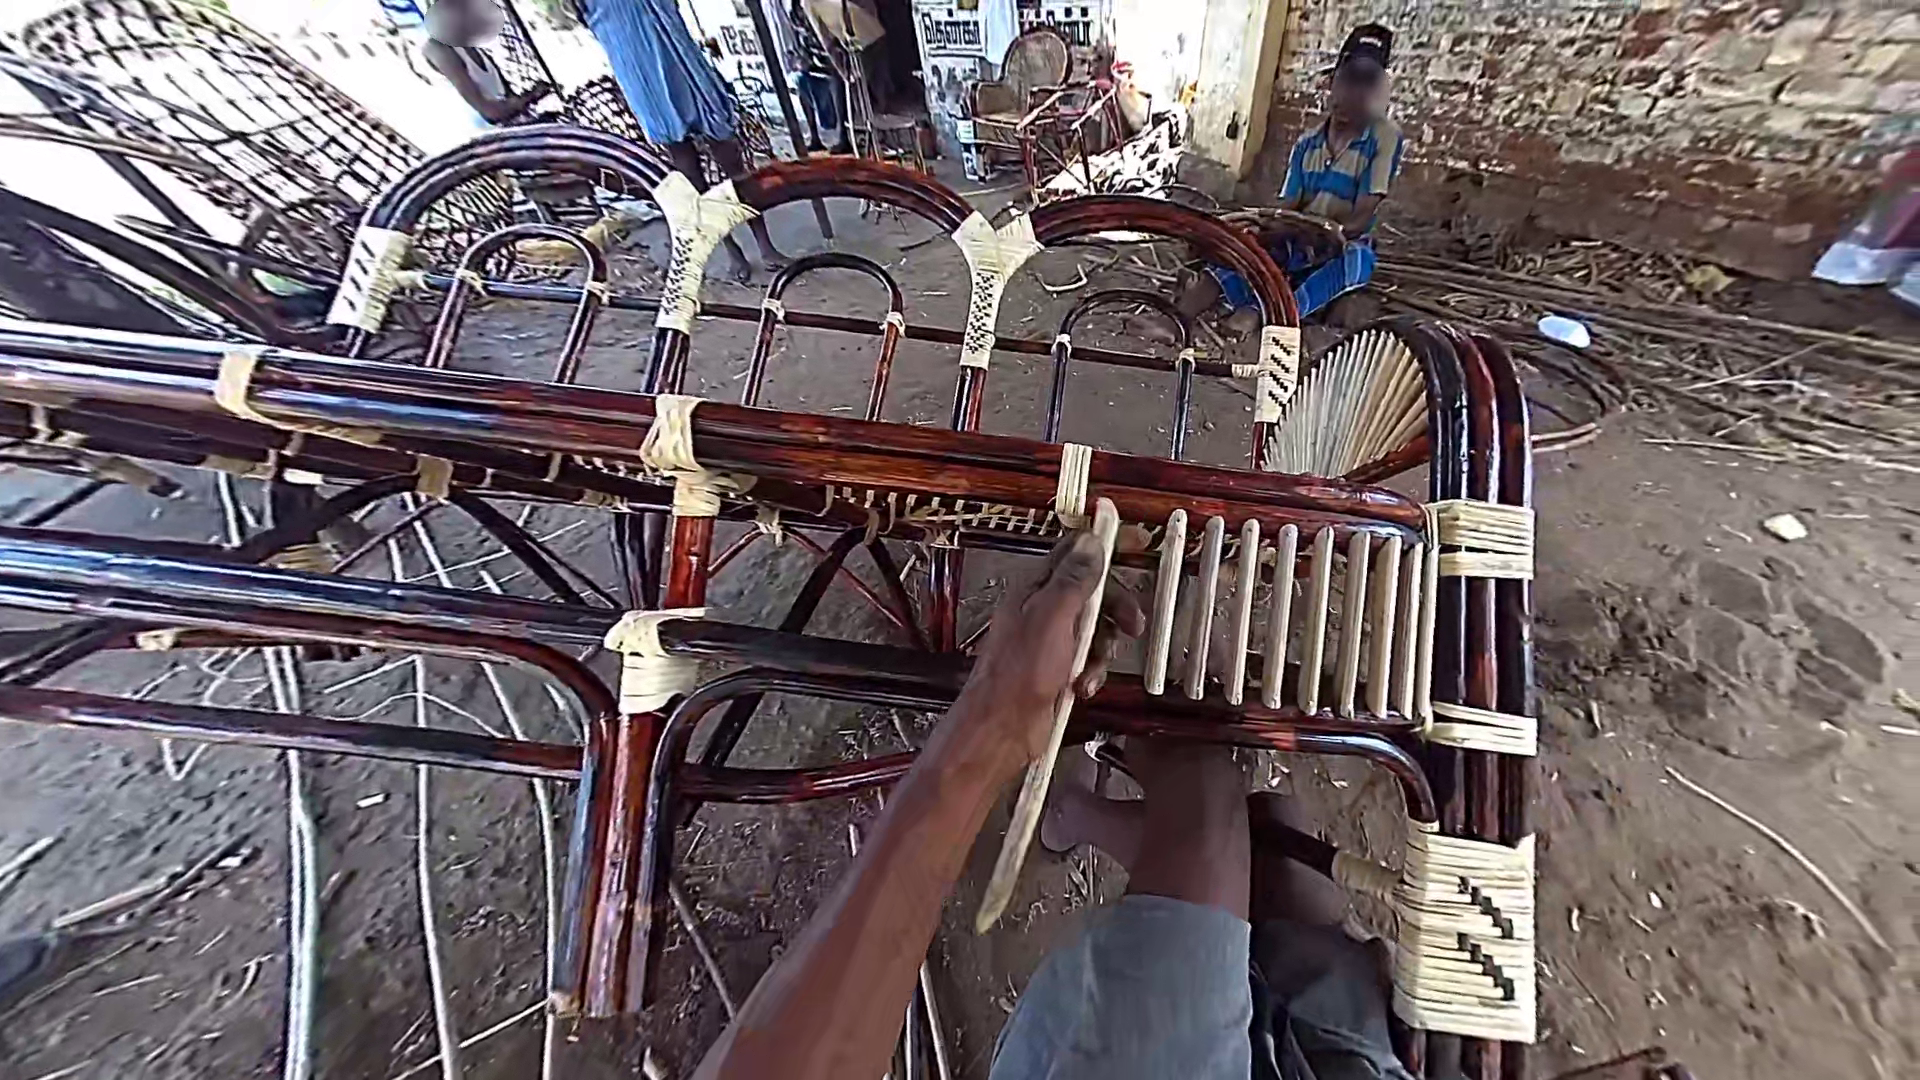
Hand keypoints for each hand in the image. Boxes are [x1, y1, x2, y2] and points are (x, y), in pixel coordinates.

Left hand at [952, 531, 1144, 764]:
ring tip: (1091, 668)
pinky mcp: (1058, 665)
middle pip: (1091, 591)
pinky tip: (1082, 685)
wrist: (1003, 728)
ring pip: (1094, 627)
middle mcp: (1041, 608)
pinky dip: (1091, 671)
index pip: (1073, 551)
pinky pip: (1088, 656)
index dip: (1103, 546)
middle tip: (1131, 624)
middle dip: (1114, 608)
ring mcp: (1050, 637)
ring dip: (1102, 648)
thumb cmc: (1019, 673)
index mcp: (1034, 588)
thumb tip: (1090, 541)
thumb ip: (1073, 580)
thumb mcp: (1052, 618)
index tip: (1136, 542)